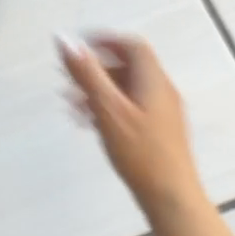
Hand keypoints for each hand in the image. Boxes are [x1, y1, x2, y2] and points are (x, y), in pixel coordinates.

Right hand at [59, 33, 206, 213]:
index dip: (104, 40)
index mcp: (153, 81)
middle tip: (67, 76)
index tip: (77, 46)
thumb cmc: (140, 153)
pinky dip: (108, 107)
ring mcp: (162, 113)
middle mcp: (161, 92)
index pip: (131, 46)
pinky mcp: (158, 132)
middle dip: (95, 68)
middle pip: (128, 67)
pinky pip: (130, 108)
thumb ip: (86, 74)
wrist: (170, 196)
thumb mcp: (107, 110)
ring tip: (71, 102)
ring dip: (98, 90)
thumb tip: (64, 40)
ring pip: (127, 90)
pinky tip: (90, 123)